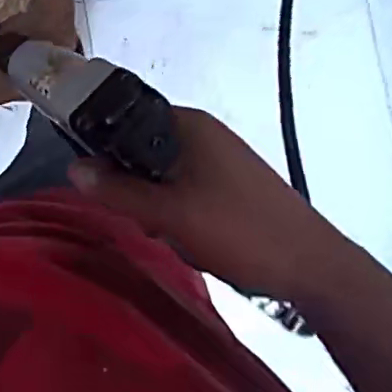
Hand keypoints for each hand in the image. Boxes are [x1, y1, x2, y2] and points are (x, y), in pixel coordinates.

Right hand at [68, 107, 360, 305]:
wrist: (319, 273)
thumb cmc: (241, 231)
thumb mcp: (170, 214)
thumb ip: (118, 190)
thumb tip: (72, 168)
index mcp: (188, 125)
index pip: (125, 118)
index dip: (105, 147)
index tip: (99, 181)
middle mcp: (203, 132)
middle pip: (141, 147)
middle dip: (135, 184)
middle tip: (143, 216)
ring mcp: (220, 157)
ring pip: (163, 171)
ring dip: (157, 201)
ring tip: (171, 232)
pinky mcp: (232, 182)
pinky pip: (185, 185)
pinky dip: (178, 208)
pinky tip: (190, 237)